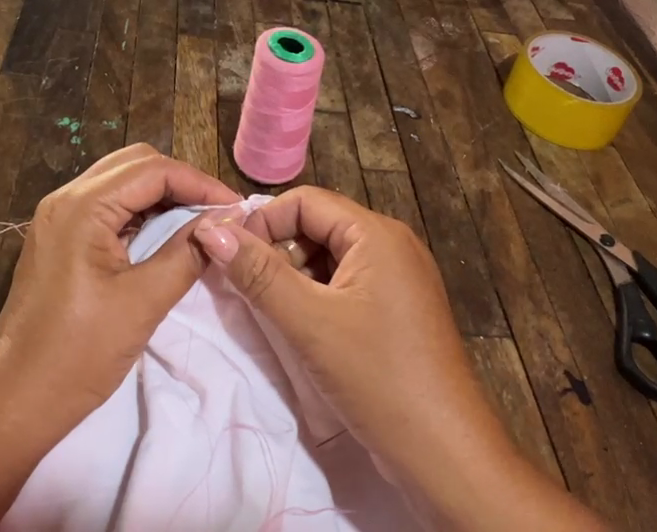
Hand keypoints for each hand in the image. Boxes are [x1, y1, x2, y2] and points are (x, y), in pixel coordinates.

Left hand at [0, 143, 240, 426]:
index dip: (199, 182)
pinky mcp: (59, 240)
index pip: (153, 169)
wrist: (14, 403)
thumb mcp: (142, 303)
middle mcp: (65, 200)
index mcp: (81, 206)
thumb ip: (187, 254)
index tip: (236, 207)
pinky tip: (166, 237)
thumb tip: (225, 224)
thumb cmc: (77, 354)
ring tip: (200, 222)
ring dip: (162, 196)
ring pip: (121, 182)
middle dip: (181, 182)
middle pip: (135, 164)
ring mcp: (58, 219)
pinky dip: (141, 213)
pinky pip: (107, 207)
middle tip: (218, 212)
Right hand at [191, 187, 482, 466]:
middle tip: (252, 292)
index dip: (263, 223)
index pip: (304, 201)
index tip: (232, 260)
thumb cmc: (378, 377)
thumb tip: (210, 229)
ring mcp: (399, 277)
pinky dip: (317, 297)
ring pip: (329, 257)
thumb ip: (258, 273)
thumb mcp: (309, 323)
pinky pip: (346, 283)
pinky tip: (303, 329)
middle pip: (317, 225)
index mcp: (377, 233)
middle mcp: (392, 243)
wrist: (446, 455)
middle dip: (278, 251)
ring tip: (275, 314)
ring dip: (295, 277)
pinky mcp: (398, 309)